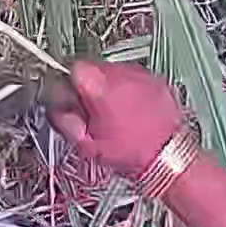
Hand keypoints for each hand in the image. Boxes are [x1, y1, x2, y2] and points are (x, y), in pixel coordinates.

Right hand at [47, 61, 184, 178]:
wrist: (169, 158)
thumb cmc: (131, 154)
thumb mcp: (85, 143)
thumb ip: (63, 118)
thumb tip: (56, 108)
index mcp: (97, 86)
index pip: (71, 68)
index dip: (67, 83)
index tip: (69, 96)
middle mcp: (119, 74)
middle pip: (92, 67)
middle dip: (88, 86)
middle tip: (91, 110)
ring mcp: (139, 75)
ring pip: (113, 71)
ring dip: (109, 87)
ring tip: (114, 113)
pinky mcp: (155, 80)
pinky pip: (133, 78)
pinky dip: (129, 89)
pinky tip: (132, 111)